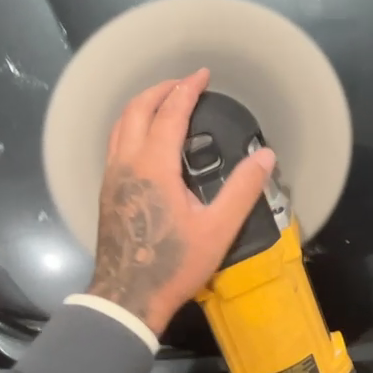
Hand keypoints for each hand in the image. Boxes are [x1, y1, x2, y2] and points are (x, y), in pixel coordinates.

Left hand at [86, 68, 275, 334]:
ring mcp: (112, 177)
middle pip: (137, 110)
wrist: (126, 298)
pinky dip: (133, 125)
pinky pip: (116, 142)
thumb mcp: (218, 229)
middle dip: (161, 90)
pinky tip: (148, 138)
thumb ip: (243, 189)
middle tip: (184, 84)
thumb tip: (265, 155)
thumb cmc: (174, 263)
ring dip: (143, 105)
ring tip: (165, 102)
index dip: (187, 89)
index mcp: (153, 165)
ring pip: (120, 125)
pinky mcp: (107, 191)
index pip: (170, 113)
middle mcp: (127, 163)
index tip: (203, 74)